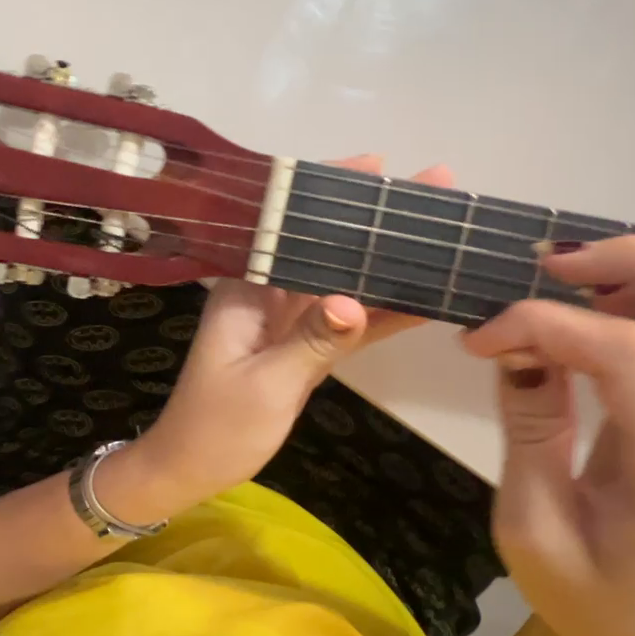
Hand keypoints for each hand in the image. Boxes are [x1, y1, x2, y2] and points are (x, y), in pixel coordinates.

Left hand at [133, 159, 451, 492]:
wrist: (191, 468)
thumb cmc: (216, 427)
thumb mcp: (265, 385)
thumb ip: (312, 341)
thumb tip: (356, 300)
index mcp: (245, 289)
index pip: (289, 227)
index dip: (331, 195)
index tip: (378, 167)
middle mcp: (267, 294)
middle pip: (326, 246)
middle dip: (375, 219)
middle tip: (436, 186)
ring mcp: (288, 320)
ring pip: (344, 280)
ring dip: (388, 259)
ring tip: (443, 229)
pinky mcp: (305, 347)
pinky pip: (349, 322)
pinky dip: (384, 311)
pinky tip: (426, 295)